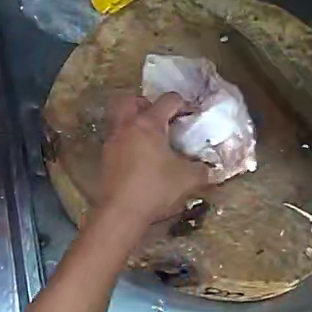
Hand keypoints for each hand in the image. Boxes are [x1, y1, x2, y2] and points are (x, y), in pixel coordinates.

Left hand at [97, 93, 208, 226]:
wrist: (120, 212)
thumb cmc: (155, 188)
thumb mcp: (189, 178)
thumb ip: (202, 168)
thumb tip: (206, 166)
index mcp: (148, 123)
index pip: (168, 100)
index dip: (184, 104)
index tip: (193, 117)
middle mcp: (126, 126)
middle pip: (133, 101)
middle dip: (148, 104)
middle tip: (163, 120)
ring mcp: (112, 141)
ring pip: (121, 119)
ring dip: (136, 123)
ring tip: (153, 140)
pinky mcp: (105, 157)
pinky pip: (118, 139)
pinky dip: (129, 141)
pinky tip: (142, 157)